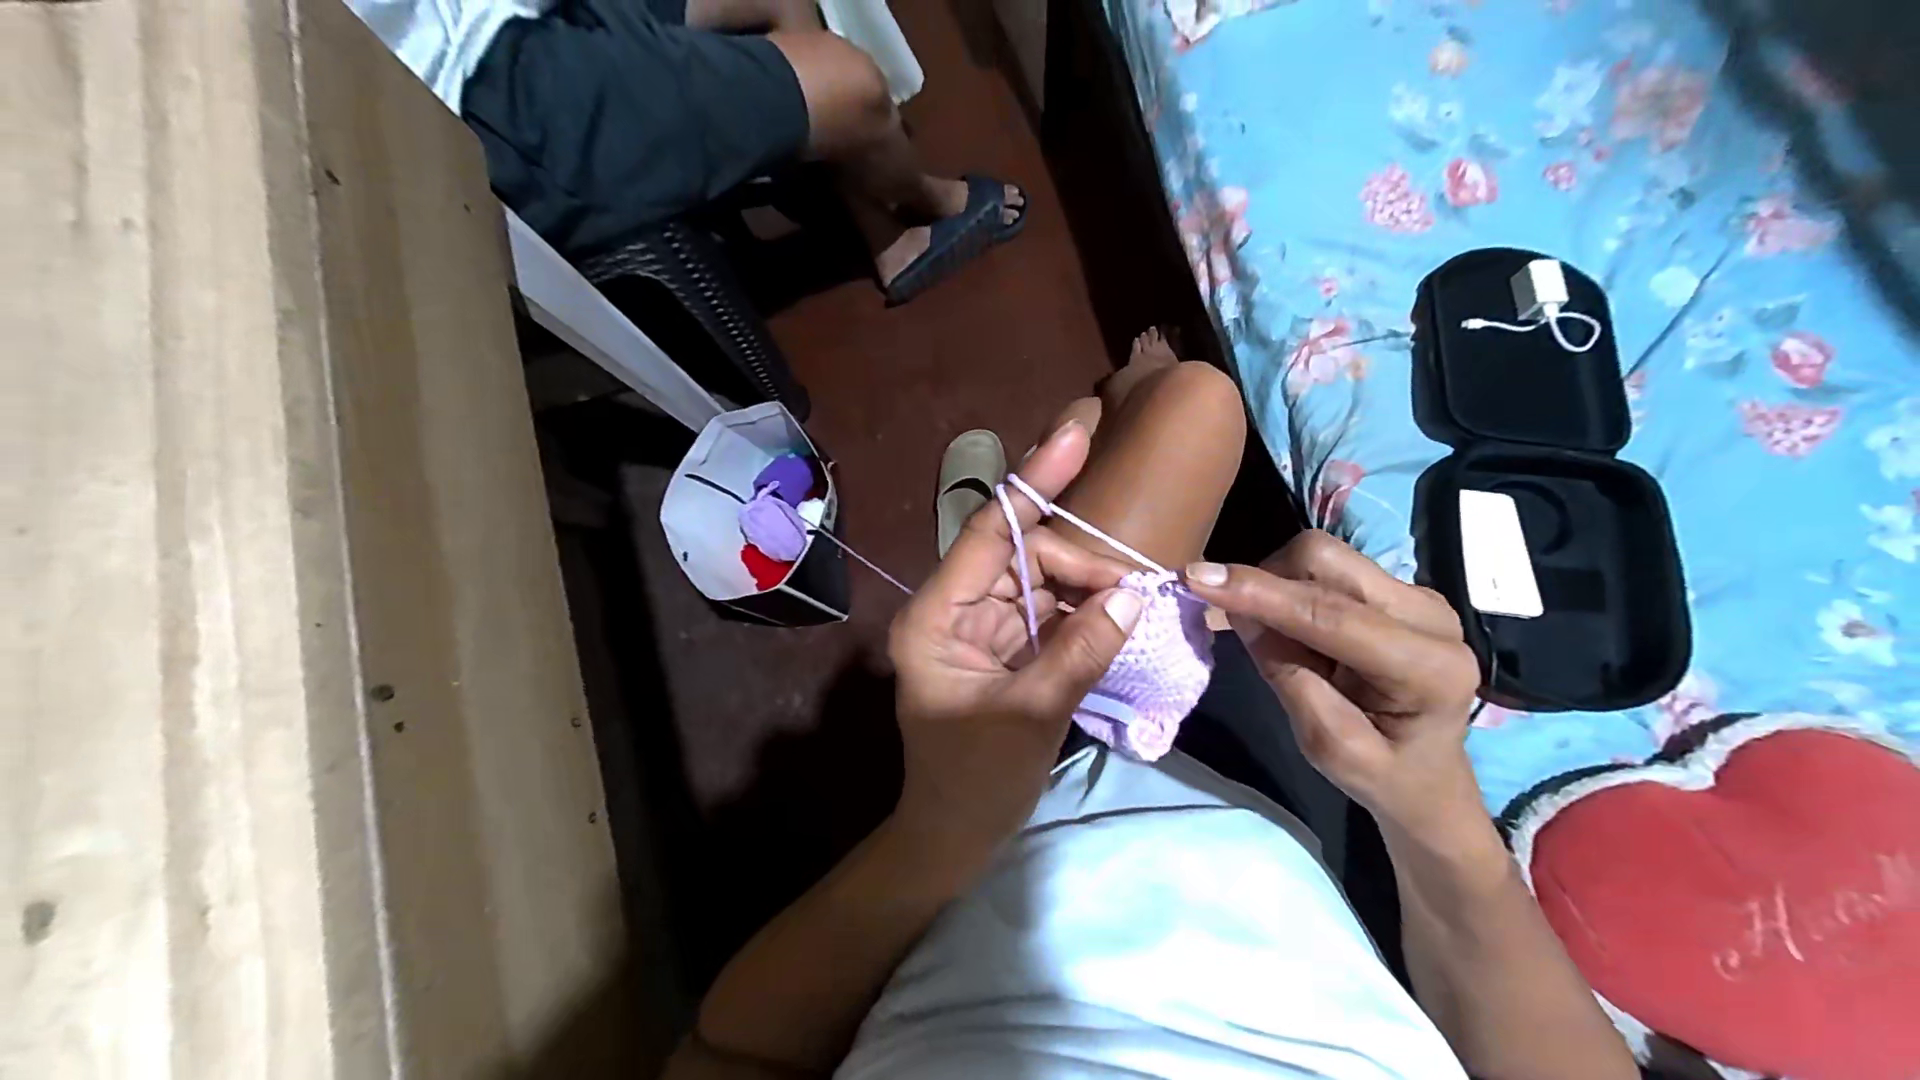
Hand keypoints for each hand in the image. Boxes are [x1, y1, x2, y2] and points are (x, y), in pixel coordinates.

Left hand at [887, 420, 1143, 861]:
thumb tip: (1133, 592)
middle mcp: (957, 608)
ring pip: (1041, 579)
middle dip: (1080, 560)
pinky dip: (1084, 608)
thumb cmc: (974, 779)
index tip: (1075, 435)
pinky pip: (1050, 609)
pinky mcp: (1008, 645)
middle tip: (1136, 582)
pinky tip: (1116, 607)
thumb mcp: (1030, 714)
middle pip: (1023, 554)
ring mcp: (984, 625)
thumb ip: (1081, 649)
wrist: (955, 832)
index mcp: (938, 616)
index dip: (1033, 482)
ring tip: (1134, 593)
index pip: (988, 532)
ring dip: (1087, 582)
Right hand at [1181, 531, 1484, 833]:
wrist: (1429, 777)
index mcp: (1426, 666)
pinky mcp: (1395, 590)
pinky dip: (1290, 587)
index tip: (1196, 578)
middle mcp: (1428, 615)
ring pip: (1323, 557)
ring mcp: (1414, 596)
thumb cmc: (1382, 774)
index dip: (1259, 592)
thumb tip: (1237, 611)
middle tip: (1236, 615)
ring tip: (1270, 631)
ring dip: (1276, 583)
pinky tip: (1289, 626)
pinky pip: (1328, 569)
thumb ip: (1286, 675)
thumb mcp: (1326, 745)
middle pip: (1327, 560)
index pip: (1329, 613)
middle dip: (1266, 578)